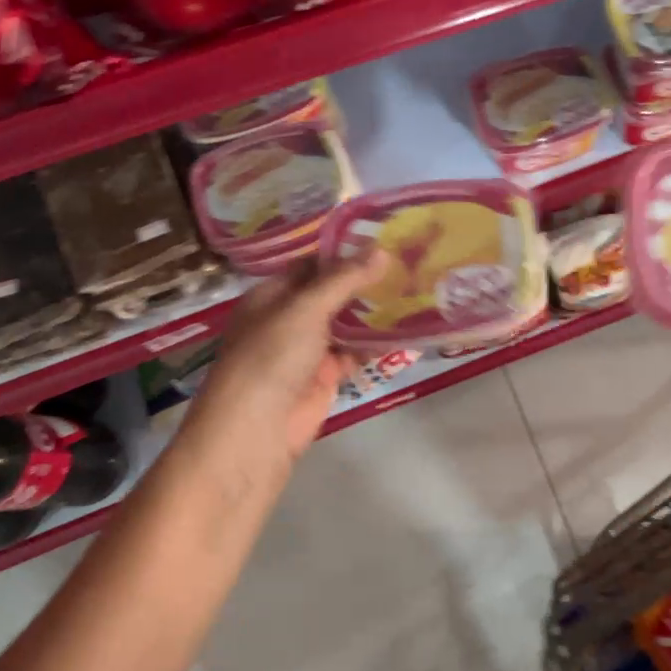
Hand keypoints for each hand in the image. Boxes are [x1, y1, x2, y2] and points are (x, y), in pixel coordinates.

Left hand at [190, 251, 388, 464]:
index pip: (312, 264)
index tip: (385, 238)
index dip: (345, 252)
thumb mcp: (306, 309)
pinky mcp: (325, 377)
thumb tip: (381, 249)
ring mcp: (307, 349)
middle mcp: (288, 318)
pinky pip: (354, 352)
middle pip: (332, 293)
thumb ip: (344, 280)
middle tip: (409, 260)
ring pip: (346, 322)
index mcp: (272, 295)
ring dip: (373, 310)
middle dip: (364, 280)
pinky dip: (375, 343)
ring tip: (415, 287)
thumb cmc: (270, 358)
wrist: (255, 433)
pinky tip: (405, 328)